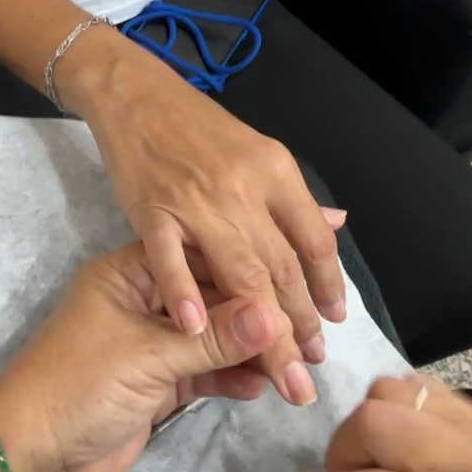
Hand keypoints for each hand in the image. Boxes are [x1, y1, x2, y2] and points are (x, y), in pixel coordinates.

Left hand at [0, 243, 281, 471]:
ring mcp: (153, 341)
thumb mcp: (149, 354)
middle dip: (258, 314)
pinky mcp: (158, 381)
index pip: (203, 256)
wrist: (35, 452)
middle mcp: (146, 299)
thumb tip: (276, 315)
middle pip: (213, 298)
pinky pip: (204, 372)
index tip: (300, 266)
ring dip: (251, 351)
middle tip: (312, 325)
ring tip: (299, 363)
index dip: (249, 263)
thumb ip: (214, 337)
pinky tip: (263, 385)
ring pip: (214, 338)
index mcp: (132, 271)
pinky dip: (230, 378)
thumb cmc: (81, 382)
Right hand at [58, 31, 344, 406]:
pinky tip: (197, 331)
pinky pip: (170, 259)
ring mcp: (195, 200)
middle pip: (281, 270)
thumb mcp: (255, 150)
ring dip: (260, 332)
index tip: (331, 327)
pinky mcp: (151, 209)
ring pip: (237, 275)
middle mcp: (243, 188)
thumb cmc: (196, 125)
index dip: (326, 289)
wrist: (135, 93)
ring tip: (278, 376)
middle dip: (298, 329)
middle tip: (309, 377)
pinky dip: (184, 295)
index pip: (312, 241)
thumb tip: (336, 226)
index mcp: (274, 170)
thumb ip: (290, 196)